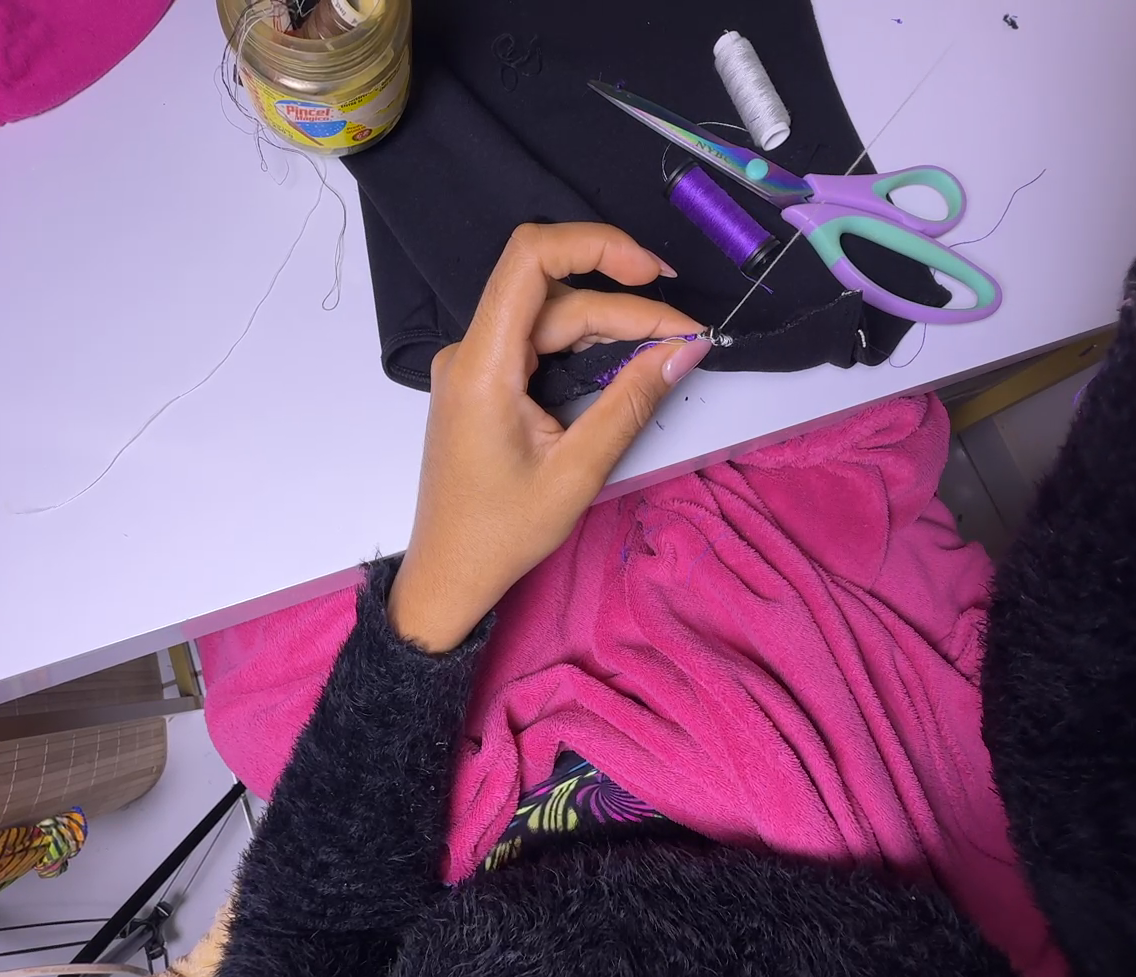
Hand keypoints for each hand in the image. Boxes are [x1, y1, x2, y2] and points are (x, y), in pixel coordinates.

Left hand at [388, 223, 710, 651]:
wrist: (450, 572)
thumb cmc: (503, 533)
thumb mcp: (577, 471)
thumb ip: (632, 401)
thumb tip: (686, 348)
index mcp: (481, 367)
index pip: (529, 259)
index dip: (595, 244)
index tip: (651, 272)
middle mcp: (468, 354)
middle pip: (553, 298)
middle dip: (624, 308)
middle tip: (685, 338)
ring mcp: (471, 368)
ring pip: (547, 321)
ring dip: (607, 329)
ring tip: (665, 348)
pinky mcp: (480, 385)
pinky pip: (534, 347)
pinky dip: (580, 349)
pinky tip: (621, 362)